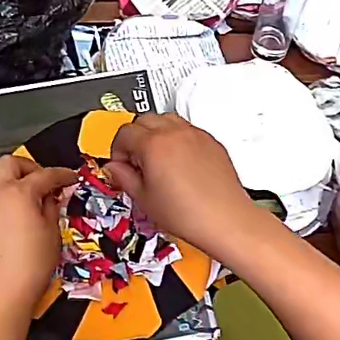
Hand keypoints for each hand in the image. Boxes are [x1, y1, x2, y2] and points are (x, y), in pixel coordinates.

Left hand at [0, 155, 77, 322]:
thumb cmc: (25, 271)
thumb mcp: (52, 235)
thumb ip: (51, 208)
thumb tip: (51, 198)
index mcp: (18, 193)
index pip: (45, 174)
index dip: (62, 174)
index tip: (68, 178)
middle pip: (10, 163)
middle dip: (30, 167)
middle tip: (43, 180)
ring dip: (3, 175)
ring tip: (15, 188)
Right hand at [105, 113, 268, 256]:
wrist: (225, 220)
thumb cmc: (190, 214)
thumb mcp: (144, 199)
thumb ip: (124, 178)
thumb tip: (114, 168)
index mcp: (154, 144)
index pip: (124, 133)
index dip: (117, 150)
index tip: (120, 164)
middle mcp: (175, 133)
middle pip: (144, 120)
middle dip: (134, 137)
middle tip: (134, 161)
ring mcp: (196, 135)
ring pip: (167, 119)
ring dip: (156, 133)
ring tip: (155, 158)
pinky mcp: (211, 142)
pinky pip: (187, 129)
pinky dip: (177, 138)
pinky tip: (176, 162)